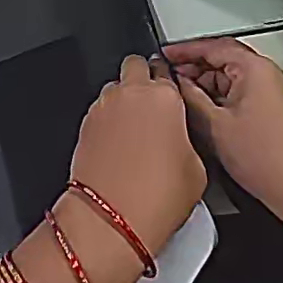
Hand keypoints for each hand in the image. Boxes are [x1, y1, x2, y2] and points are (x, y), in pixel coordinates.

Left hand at [68, 56, 206, 253]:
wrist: (110, 218)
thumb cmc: (154, 197)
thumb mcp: (198, 169)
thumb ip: (190, 139)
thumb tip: (183, 139)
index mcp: (164, 97)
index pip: (168, 71)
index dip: (171, 85)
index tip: (174, 97)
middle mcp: (130, 93)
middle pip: (136, 65)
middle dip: (143, 77)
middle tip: (153, 103)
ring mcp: (104, 106)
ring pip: (115, 86)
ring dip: (124, 98)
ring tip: (135, 129)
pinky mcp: (85, 122)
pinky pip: (100, 108)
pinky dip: (109, 118)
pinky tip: (119, 143)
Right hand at [163, 38, 282, 218]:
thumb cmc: (270, 161)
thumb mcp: (214, 124)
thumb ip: (190, 96)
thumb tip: (176, 83)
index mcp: (255, 69)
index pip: (212, 46)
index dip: (184, 50)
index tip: (166, 54)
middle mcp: (267, 75)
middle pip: (222, 58)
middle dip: (194, 66)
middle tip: (170, 75)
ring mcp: (270, 92)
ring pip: (229, 76)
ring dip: (205, 83)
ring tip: (181, 97)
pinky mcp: (270, 108)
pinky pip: (238, 92)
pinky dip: (218, 97)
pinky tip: (202, 111)